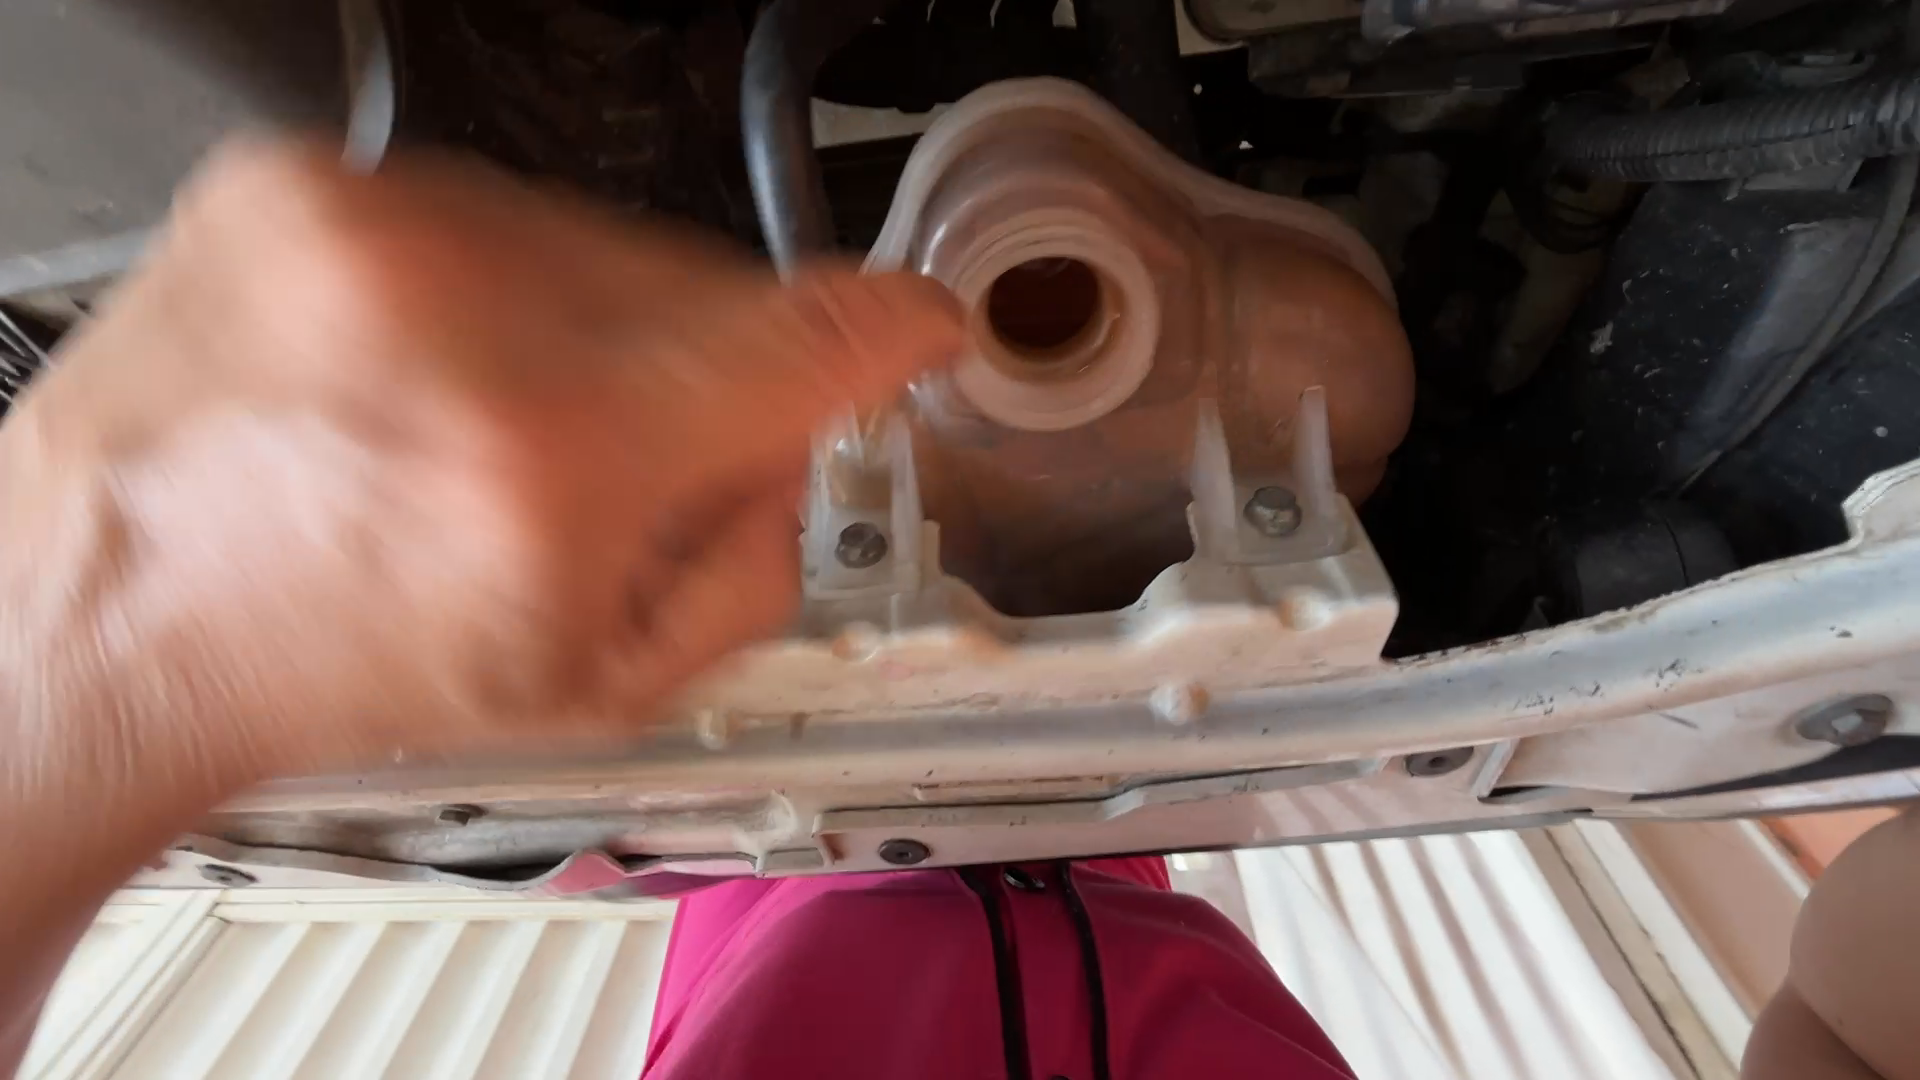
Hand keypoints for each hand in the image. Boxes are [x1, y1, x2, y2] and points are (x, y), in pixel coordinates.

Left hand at [0, 140, 961, 797]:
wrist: (114, 628)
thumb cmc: (367, 666)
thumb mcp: (617, 675)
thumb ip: (760, 562)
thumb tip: (790, 456)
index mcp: (561, 457)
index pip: (801, 344)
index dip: (895, 327)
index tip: (931, 320)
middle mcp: (469, 309)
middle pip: (725, 298)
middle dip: (731, 381)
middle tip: (654, 463)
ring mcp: (380, 223)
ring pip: (636, 260)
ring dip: (635, 346)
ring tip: (540, 430)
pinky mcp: (321, 190)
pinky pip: (534, 232)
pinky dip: (547, 308)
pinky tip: (476, 379)